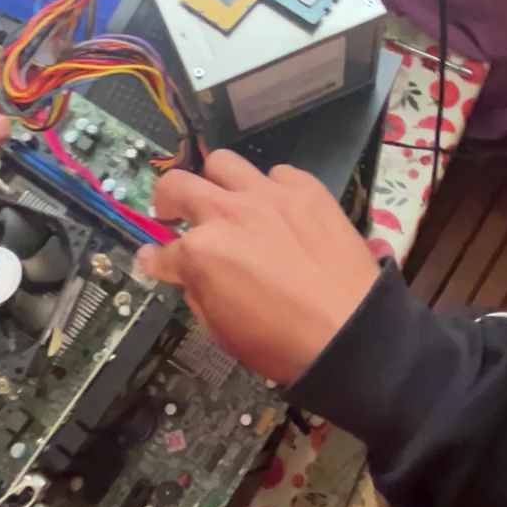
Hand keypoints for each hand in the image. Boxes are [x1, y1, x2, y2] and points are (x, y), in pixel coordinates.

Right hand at [137, 151, 379, 383]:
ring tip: (229, 203)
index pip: (160, 251)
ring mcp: (269, 195)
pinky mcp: (307, 189)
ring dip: (217, 183)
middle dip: (167, 201)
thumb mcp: (222, 330)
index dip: (154, 259)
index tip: (155, 259)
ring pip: (223, 163)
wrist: (352, 332)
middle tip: (175, 216)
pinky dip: (271, 188)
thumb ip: (197, 292)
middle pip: (177, 185)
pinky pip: (278, 173)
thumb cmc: (281, 344)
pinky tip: (280, 210)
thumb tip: (186, 273)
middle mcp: (228, 212)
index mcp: (201, 252)